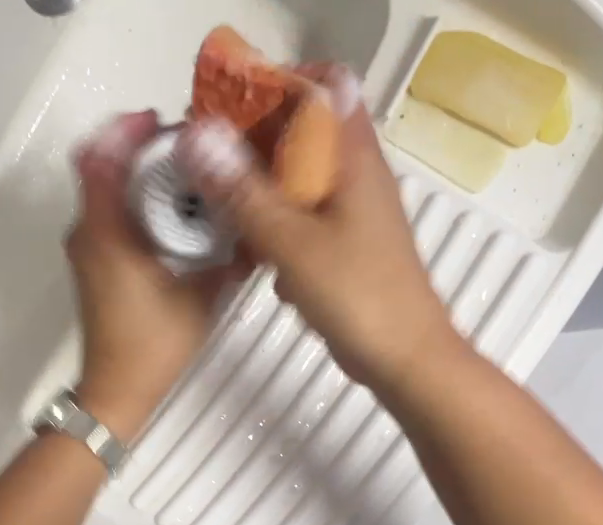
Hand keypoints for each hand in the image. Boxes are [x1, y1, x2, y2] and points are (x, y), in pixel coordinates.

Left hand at [67, 111, 237, 440]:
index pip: (102, 154)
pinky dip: (135, 203)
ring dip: (139, 176)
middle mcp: (87, 232)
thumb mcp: (198, 297)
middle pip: (103, 166)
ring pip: (106, 191)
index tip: (168, 125)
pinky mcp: (94, 267)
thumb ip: (225, 258)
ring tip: (187, 177)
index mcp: (106, 231)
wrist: (116, 394)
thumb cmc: (154, 346)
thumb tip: (256, 232)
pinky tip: (173, 215)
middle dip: (143, 149)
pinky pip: (109, 216)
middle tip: (190, 149)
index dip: (130, 130)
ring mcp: (87, 250)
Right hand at [174, 66, 461, 392]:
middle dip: (255, 143)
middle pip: (303, 135)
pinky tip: (249, 250)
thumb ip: (244, 192)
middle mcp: (357, 175)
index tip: (230, 111)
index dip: (277, 87)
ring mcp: (352, 213)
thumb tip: (199, 137)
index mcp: (354, 158)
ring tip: (218, 202)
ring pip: (298, 182)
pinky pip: (301, 220)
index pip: (323, 88)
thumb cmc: (357, 295)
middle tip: (209, 162)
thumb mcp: (292, 242)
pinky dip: (274, 226)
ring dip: (260, 189)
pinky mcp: (344, 247)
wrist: (404, 357)